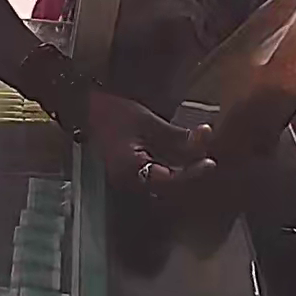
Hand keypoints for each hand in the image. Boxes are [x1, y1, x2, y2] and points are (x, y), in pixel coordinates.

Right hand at [89, 89, 213, 198]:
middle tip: (208, 160)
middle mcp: (129, 180)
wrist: (86, 109)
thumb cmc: (113, 113)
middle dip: (189, 173)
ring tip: (199, 157)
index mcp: (131, 170)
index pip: (169, 181)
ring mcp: (128, 178)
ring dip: (182, 171)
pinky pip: (155, 175)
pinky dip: (170, 167)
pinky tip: (182, 156)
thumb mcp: (148, 122)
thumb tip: (203, 140)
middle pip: (168, 186)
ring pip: (163, 182)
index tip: (209, 162)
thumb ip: (176, 136)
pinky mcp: (130, 172)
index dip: (191, 173)